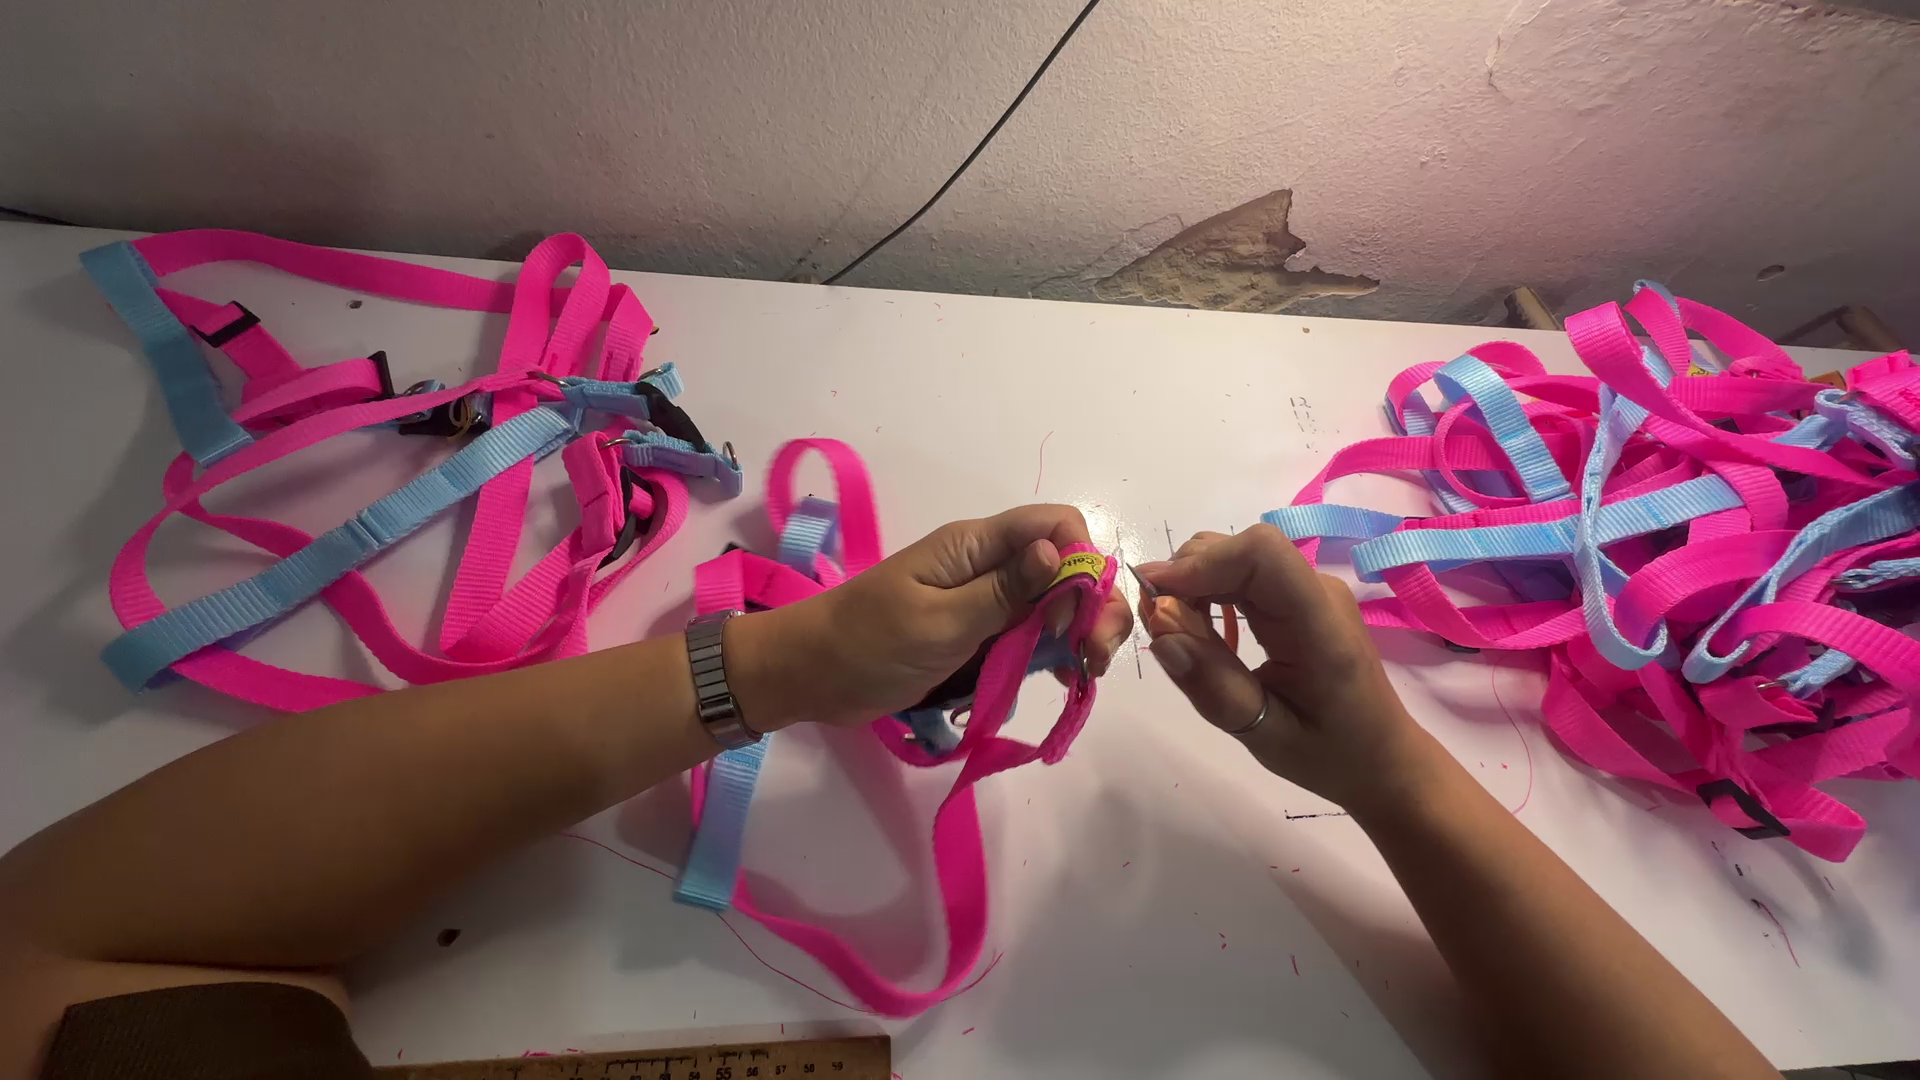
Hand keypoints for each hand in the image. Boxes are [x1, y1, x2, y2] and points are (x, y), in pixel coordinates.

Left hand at [735, 505, 1133, 729]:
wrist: (814, 675)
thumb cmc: (868, 644)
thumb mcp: (938, 621)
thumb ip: (1001, 591)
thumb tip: (1058, 553)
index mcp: (975, 545)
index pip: (1054, 526)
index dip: (1082, 562)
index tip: (1076, 617)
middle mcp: (988, 566)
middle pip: (1064, 566)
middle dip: (1092, 605)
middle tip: (1093, 658)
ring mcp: (985, 601)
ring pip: (1054, 603)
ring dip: (1078, 633)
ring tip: (1082, 675)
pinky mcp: (980, 635)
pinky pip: (1030, 635)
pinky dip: (1053, 653)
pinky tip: (1065, 679)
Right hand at [1134, 525, 1438, 811]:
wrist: (1381, 760)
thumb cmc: (1329, 754)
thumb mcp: (1263, 736)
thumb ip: (1212, 683)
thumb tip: (1159, 622)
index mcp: (1320, 626)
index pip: (1261, 554)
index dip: (1201, 564)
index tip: (1154, 599)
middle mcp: (1315, 591)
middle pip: (1240, 548)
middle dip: (1187, 576)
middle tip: (1158, 627)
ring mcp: (1305, 588)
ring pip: (1233, 554)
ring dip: (1191, 582)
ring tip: (1176, 632)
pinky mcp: (1292, 595)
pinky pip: (1239, 572)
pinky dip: (1205, 590)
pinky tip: (1196, 628)